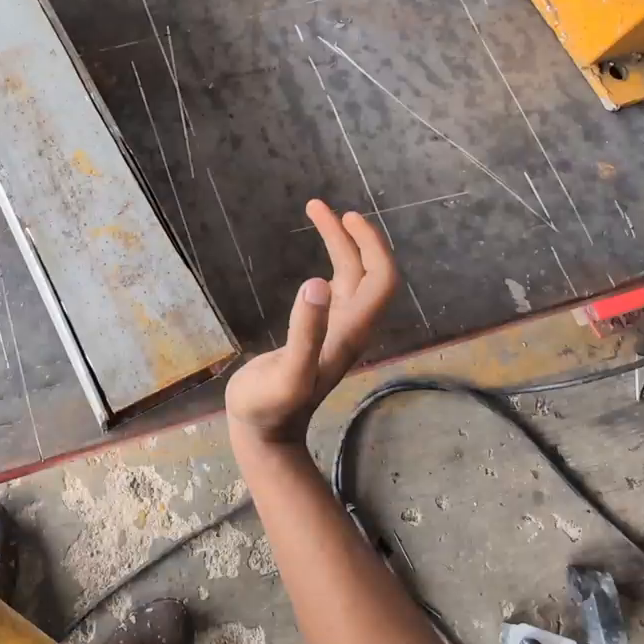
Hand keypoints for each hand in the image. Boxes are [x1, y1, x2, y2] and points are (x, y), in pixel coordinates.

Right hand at [225, 199, 397, 446]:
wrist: (264, 435)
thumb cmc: (270, 407)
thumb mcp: (286, 373)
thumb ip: (304, 332)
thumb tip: (316, 282)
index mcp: (349, 332)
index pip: (380, 279)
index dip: (370, 245)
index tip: (345, 216)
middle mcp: (350, 328)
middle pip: (368, 273)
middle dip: (353, 236)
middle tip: (321, 207)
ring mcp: (336, 332)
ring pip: (351, 279)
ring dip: (340, 245)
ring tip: (316, 215)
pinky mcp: (319, 336)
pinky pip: (336, 291)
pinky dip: (330, 263)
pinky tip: (315, 259)